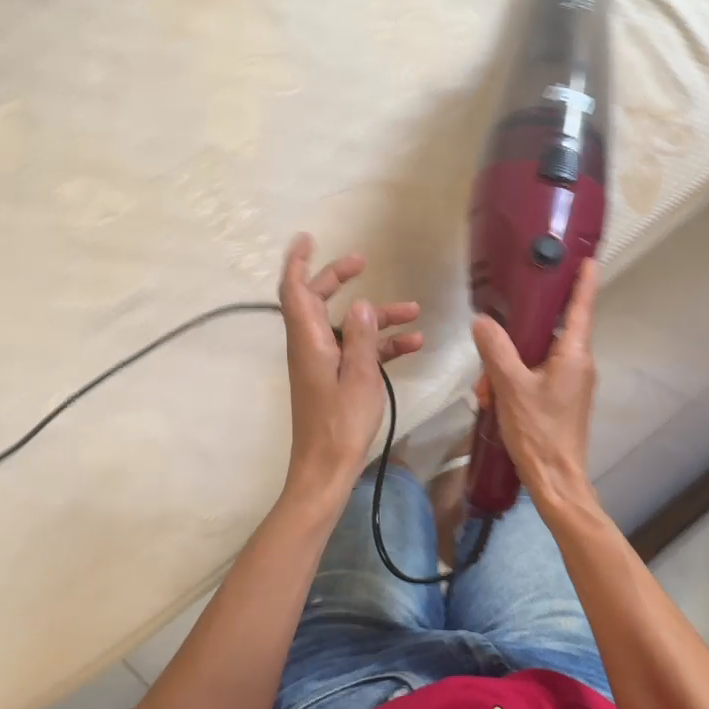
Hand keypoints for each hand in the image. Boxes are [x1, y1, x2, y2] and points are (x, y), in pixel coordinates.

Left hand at [280, 234, 422, 498]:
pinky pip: (356, 351)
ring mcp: (322, 363)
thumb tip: (362, 304)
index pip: (295, 290)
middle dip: (340, 279)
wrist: (326, 469)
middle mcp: (310, 346)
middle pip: (319, 301)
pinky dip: (380, 345)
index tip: (308, 238)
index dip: (298, 262)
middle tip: (363, 262)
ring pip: (346, 326)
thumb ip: (361, 338)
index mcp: (308, 341)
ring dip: (376, 317)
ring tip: (414, 312)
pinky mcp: (335, 379)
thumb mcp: (359, 378)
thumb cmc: (341, 424)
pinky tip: (413, 345)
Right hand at [471, 260, 599, 509]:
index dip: (584, 281)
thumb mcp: (511, 387)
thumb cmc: (539, 431)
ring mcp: (571, 382)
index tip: (588, 258)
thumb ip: (496, 350)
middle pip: (548, 331)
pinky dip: (513, 382)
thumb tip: (483, 322)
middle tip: (488, 346)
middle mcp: (578, 363)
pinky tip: (492, 399)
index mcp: (573, 354)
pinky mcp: (562, 398)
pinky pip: (536, 376)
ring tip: (486, 390)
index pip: (581, 307)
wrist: (556, 480)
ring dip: (507, 366)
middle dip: (515, 336)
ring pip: (536, 356)